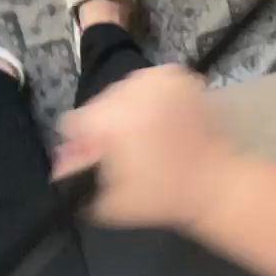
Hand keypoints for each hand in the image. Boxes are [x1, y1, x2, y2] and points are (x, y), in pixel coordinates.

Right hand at [56, 65, 263, 229]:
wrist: (217, 184)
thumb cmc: (162, 196)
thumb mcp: (110, 200)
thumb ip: (76, 179)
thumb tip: (58, 166)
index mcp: (109, 119)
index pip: (74, 122)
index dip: (82, 141)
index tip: (98, 155)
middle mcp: (129, 89)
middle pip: (99, 104)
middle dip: (107, 124)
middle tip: (126, 149)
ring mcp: (156, 78)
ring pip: (124, 90)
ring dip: (129, 110)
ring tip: (147, 136)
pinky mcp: (178, 75)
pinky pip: (149, 83)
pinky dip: (151, 98)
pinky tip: (162, 120)